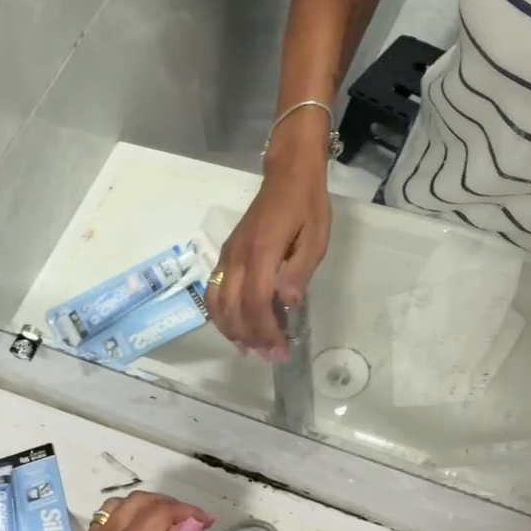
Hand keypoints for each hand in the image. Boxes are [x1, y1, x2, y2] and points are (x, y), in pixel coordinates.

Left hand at [20, 492, 214, 530]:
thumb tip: (189, 525)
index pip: (159, 512)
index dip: (187, 512)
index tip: (208, 523)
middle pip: (138, 501)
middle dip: (170, 505)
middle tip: (193, 526)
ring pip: (119, 506)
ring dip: (148, 508)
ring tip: (171, 530)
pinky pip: (106, 520)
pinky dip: (130, 517)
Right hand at [208, 127, 333, 359]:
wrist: (287, 174)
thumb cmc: (306, 205)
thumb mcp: (316, 237)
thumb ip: (300, 270)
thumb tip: (289, 302)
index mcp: (262, 252)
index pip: (256, 302)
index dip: (265, 331)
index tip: (280, 350)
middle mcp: (238, 257)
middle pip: (233, 308)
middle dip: (250, 337)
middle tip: (270, 356)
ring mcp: (228, 256)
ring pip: (217, 303)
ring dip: (231, 330)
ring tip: (250, 348)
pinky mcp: (226, 255)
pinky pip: (214, 291)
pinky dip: (220, 314)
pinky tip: (235, 328)